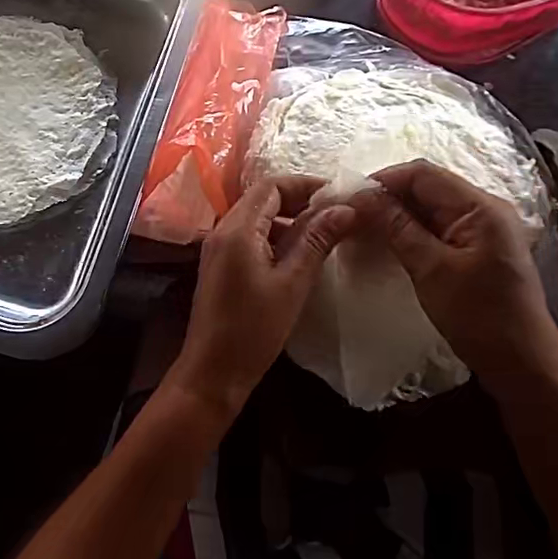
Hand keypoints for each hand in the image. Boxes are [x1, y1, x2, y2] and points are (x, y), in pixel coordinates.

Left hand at [170, 177, 356, 415]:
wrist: (212, 373)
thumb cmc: (253, 329)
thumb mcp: (292, 283)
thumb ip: (317, 241)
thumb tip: (345, 209)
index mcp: (237, 230)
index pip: (271, 186)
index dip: (305, 185)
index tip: (337, 195)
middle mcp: (222, 231)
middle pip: (263, 198)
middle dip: (299, 199)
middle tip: (336, 212)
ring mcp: (218, 249)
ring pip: (257, 218)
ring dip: (289, 218)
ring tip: (324, 231)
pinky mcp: (221, 266)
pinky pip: (250, 237)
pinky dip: (276, 236)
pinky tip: (300, 253)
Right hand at [350, 160, 557, 379]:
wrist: (523, 364)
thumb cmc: (479, 317)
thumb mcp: (431, 270)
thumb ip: (398, 227)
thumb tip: (365, 196)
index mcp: (481, 207)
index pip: (424, 174)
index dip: (384, 180)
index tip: (350, 198)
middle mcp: (487, 210)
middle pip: (429, 187)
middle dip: (390, 196)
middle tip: (353, 215)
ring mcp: (486, 230)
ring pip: (433, 208)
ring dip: (400, 215)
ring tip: (366, 229)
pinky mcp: (481, 249)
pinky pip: (442, 227)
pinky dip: (415, 231)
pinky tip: (391, 244)